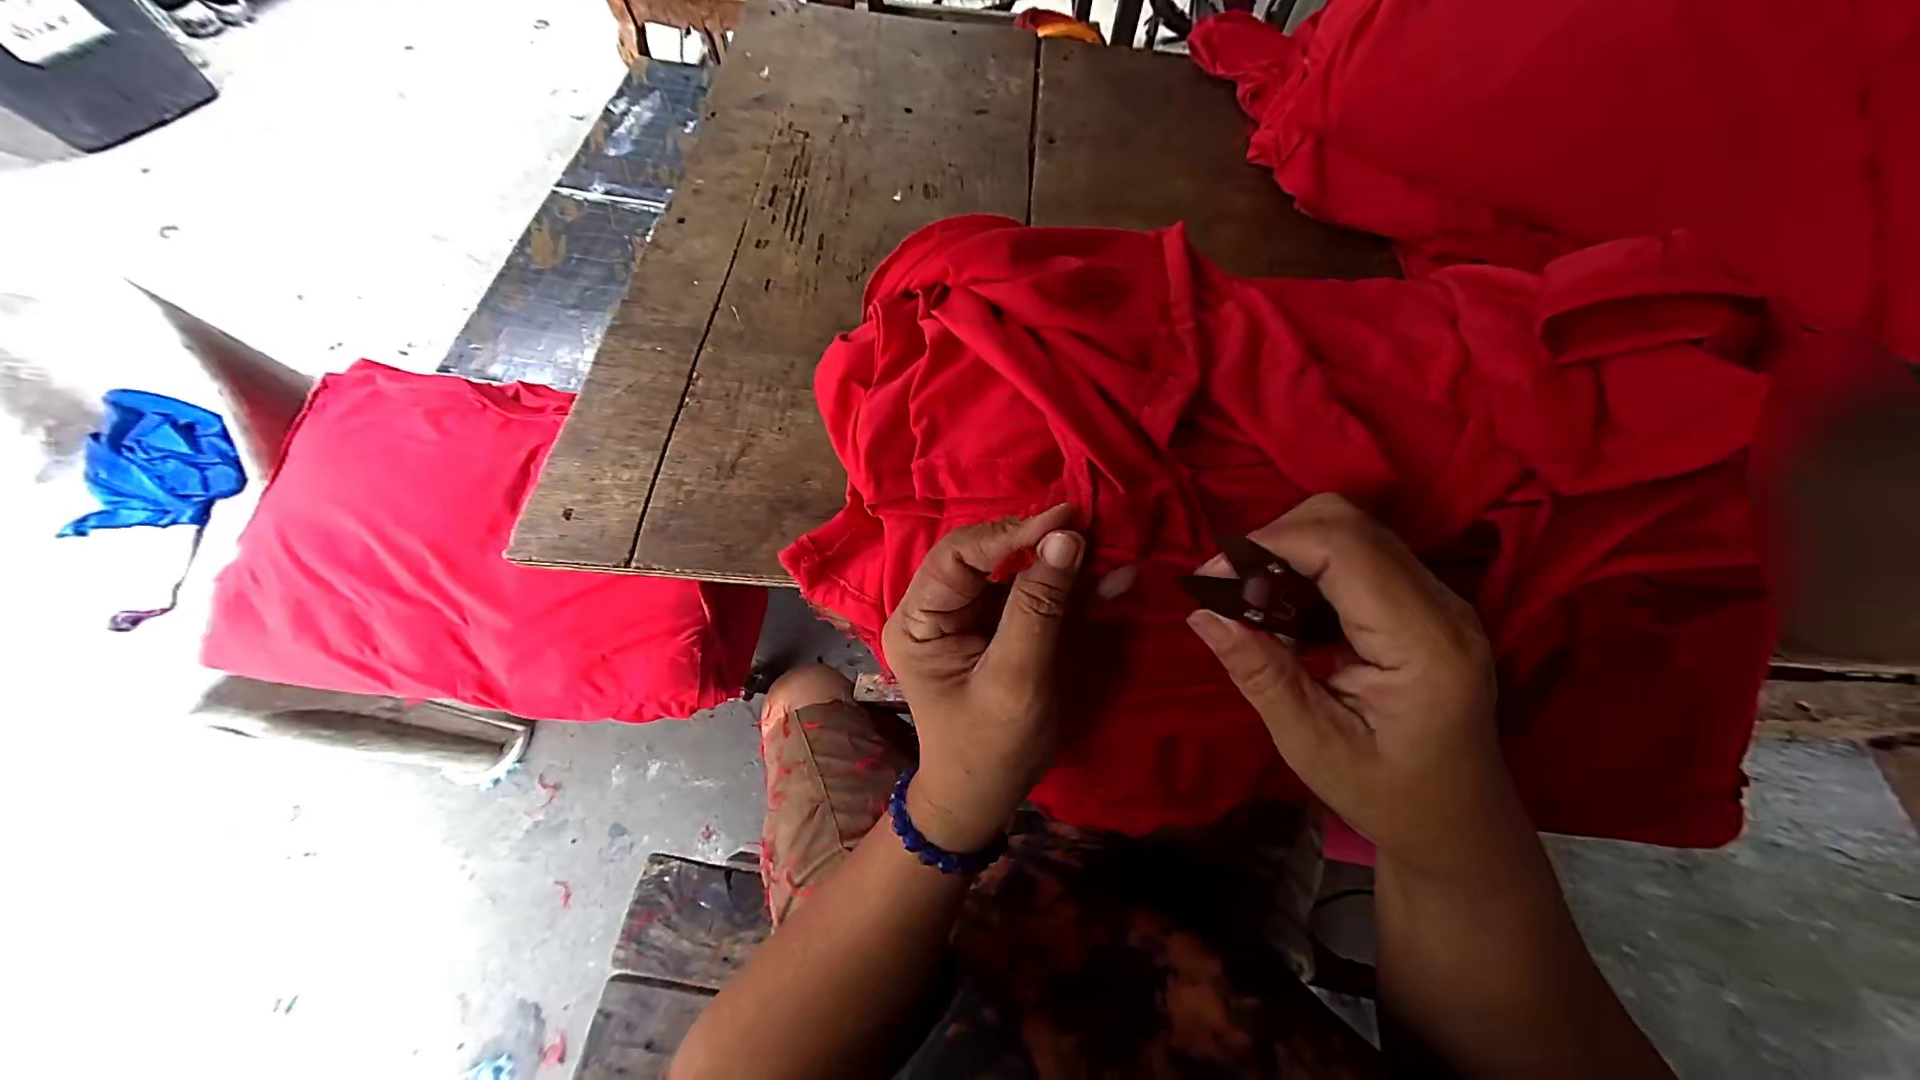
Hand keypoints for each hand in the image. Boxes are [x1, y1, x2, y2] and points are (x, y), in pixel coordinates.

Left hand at [882, 504, 1083, 852]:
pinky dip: (1069, 589)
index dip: (1010, 533)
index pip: (958, 556)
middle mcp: (937, 609)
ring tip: (1107, 548)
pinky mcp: (998, 628)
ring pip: (1014, 572)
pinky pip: (1032, 597)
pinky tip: (1110, 580)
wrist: (985, 795)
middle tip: (1091, 527)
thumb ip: (1039, 608)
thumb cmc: (990, 747)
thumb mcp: (1016, 680)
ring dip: (1061, 563)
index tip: (1065, 519)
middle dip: (1039, 543)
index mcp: (919, 620)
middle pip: (987, 556)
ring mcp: (969, 617)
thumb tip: (1066, 538)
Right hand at [1185, 494, 1526, 873]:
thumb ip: (1260, 673)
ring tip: (1251, 599)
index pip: (1343, 547)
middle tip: (1229, 589)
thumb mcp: (1312, 744)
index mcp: (1422, 643)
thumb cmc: (1389, 797)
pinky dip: (1305, 563)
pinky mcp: (1421, 601)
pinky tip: (1283, 607)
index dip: (1268, 544)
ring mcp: (1437, 599)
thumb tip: (1202, 614)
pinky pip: (1356, 552)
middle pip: (1347, 522)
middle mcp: (1440, 605)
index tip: (1212, 578)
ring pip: (1350, 527)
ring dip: (1286, 549)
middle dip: (1273, 540)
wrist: (1461, 825)